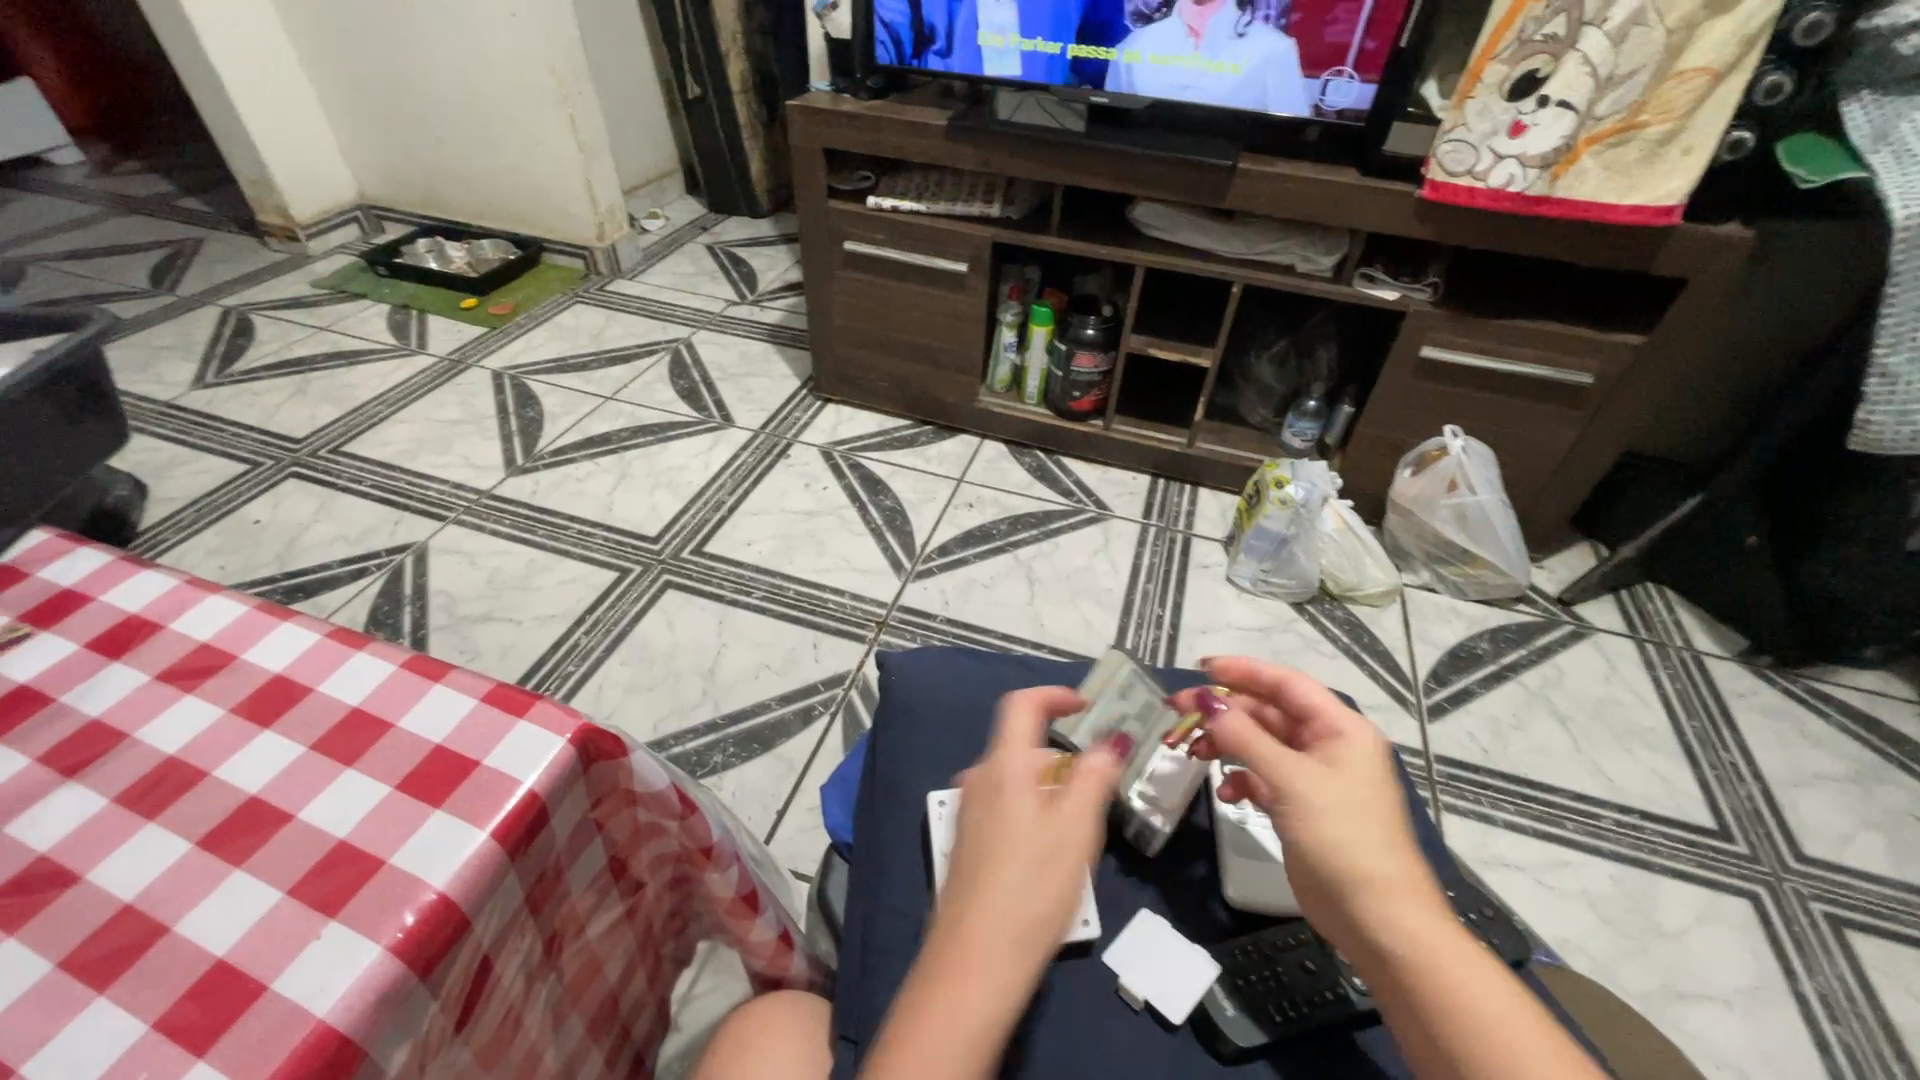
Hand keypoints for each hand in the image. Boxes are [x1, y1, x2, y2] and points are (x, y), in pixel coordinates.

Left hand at [935, 686, 1128, 979]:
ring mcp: (967, 811)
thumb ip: (1094, 775)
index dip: (1055, 695)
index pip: (1022, 704)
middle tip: (1102, 785)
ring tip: (1084, 825)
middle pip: (1023, 747)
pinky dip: (1034, 809)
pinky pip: (1005, 806)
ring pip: (1016, 780)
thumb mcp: (1077, 828)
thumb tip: (1110, 739)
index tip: (1088, 706)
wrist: (975, 959)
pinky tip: (1054, 852)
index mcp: (1001, 765)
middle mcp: (977, 779)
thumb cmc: (1033, 886)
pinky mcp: (967, 842)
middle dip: (1064, 757)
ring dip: (1051, 787)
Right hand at [1173, 658, 1449, 955]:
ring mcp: (1313, 777)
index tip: (1200, 669)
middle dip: (1224, 711)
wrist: (1377, 917)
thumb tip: (1205, 701)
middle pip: (1268, 712)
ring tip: (1191, 752)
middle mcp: (1327, 744)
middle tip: (1177, 714)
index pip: (1285, 683)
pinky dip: (1239, 779)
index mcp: (1339, 727)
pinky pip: (1261, 777)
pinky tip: (1224, 793)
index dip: (1243, 671)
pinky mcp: (1300, 806)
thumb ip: (1245, 736)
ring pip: (1260, 744)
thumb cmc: (1342, 837)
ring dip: (1226, 744)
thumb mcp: (1291, 780)